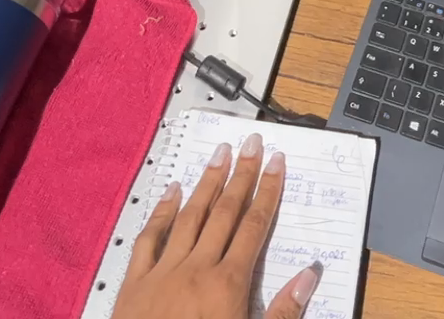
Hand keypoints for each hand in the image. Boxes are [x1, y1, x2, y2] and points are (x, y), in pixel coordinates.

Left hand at [114, 133, 320, 318]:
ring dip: (207, 182)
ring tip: (220, 153)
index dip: (268, 190)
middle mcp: (197, 270)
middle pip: (225, 212)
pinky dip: (162, 212)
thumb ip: (283, 314)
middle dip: (241, 174)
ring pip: (190, 216)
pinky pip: (149, 240)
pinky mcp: (133, 286)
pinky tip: (172, 190)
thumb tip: (311, 274)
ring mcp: (163, 274)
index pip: (254, 226)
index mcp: (228, 286)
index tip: (276, 160)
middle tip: (251, 142)